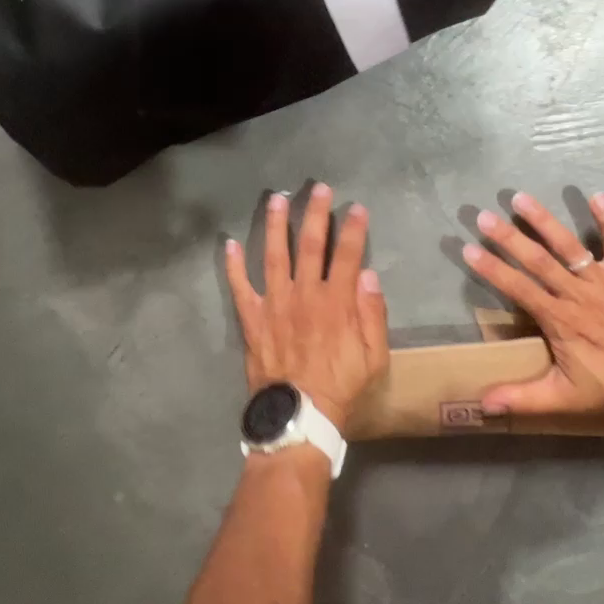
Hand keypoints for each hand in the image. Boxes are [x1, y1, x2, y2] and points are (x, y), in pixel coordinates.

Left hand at [226, 184, 388, 433]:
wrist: (300, 416)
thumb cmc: (341, 387)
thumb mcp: (375, 357)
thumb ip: (373, 314)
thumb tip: (369, 275)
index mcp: (337, 302)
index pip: (348, 255)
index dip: (354, 229)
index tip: (358, 207)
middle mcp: (305, 293)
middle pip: (311, 244)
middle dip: (317, 213)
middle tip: (320, 188)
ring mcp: (275, 303)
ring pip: (274, 255)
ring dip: (276, 225)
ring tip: (277, 199)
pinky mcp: (253, 317)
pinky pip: (240, 286)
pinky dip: (233, 265)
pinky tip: (228, 243)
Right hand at [462, 191, 603, 423]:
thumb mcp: (565, 398)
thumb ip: (522, 398)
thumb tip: (481, 405)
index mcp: (559, 319)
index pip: (517, 288)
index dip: (491, 268)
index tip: (467, 248)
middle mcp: (577, 293)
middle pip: (537, 260)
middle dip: (507, 237)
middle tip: (482, 216)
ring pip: (569, 245)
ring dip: (544, 220)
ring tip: (521, 197)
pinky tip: (597, 196)